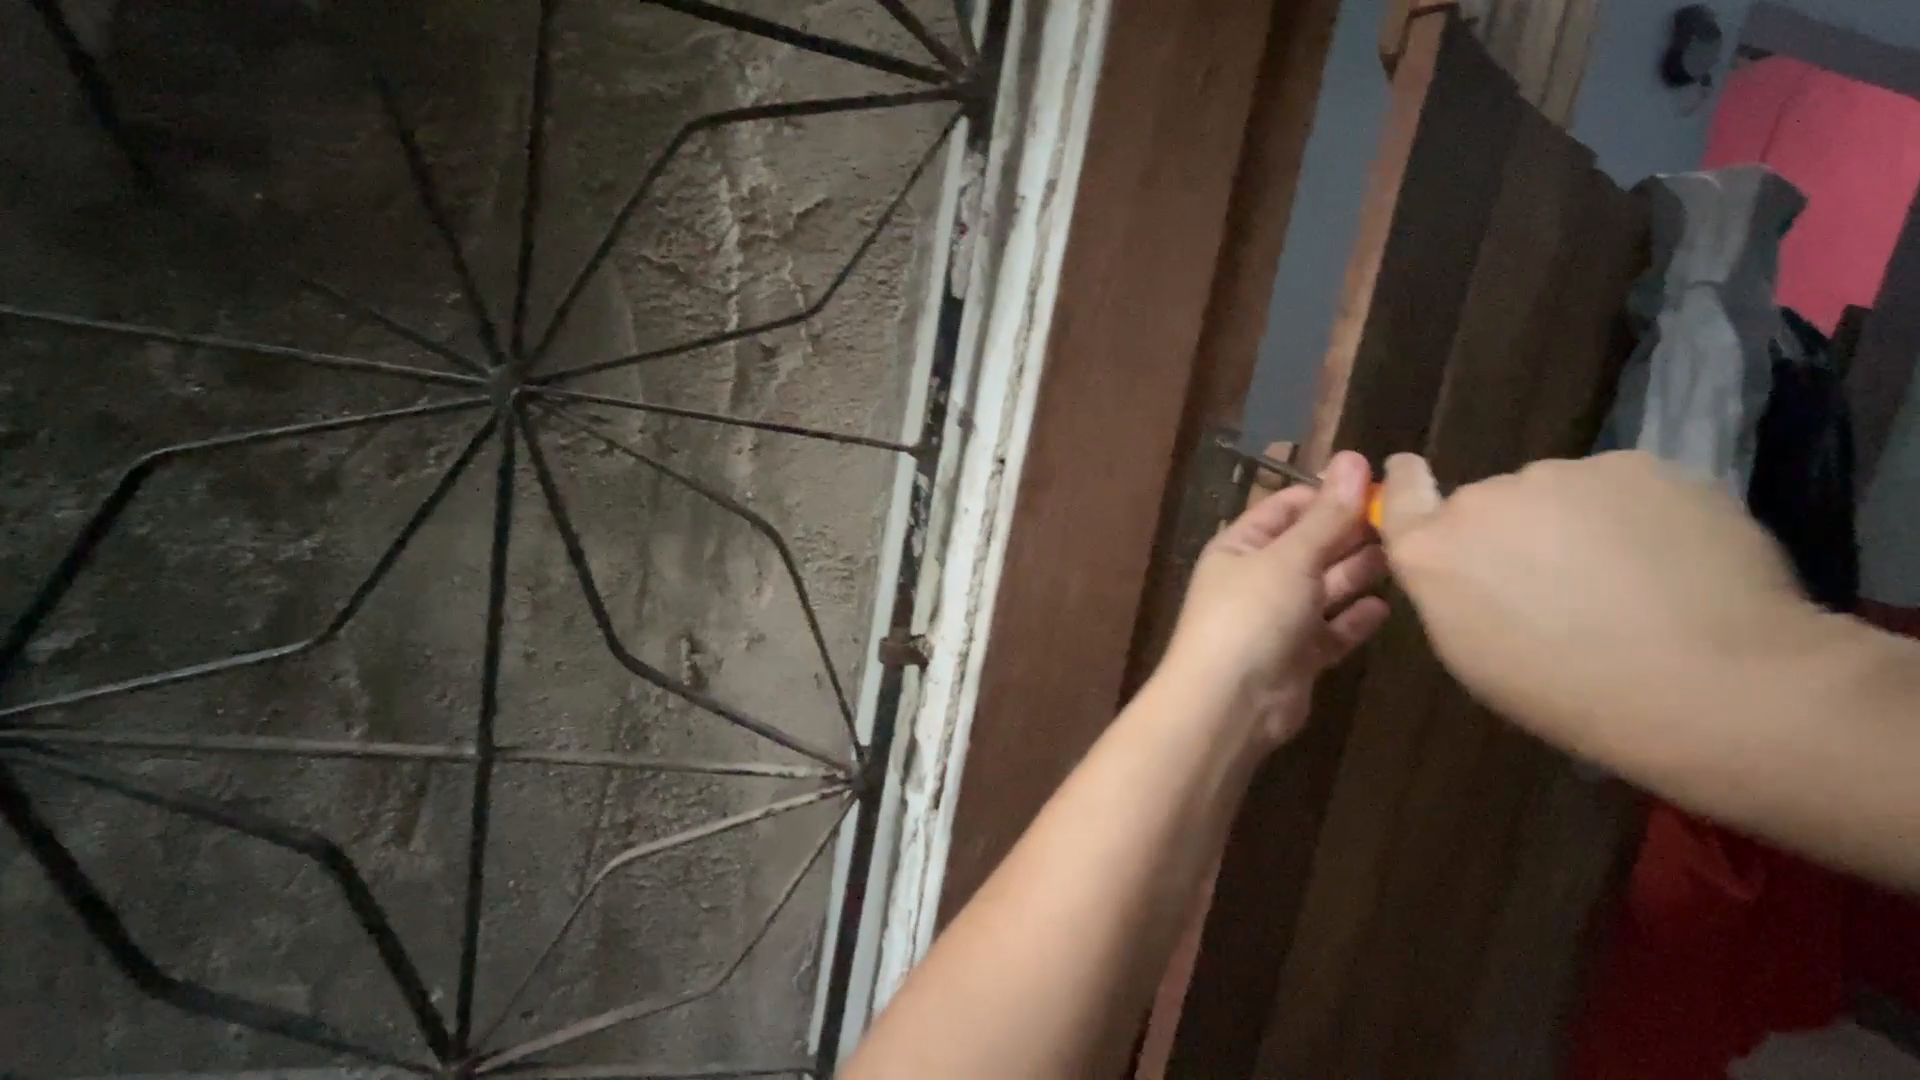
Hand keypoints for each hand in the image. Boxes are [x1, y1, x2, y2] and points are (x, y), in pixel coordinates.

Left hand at [1161, 451, 1390, 747]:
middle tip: (1404, 520)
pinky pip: (1332, 630)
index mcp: (1240, 546)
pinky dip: (1355, 619)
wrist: (1231, 702)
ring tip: (1402, 555)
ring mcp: (1278, 619)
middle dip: (1350, 532)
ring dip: (1358, 572)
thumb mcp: (1290, 557)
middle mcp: (1257, 578)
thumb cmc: (1251, 614)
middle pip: (1310, 546)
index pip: (1286, 508)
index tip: (1379, 485)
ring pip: (1325, 587)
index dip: (1327, 495)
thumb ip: (1327, 515)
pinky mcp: (1299, 657)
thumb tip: (1354, 459)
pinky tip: (1384, 607)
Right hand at [1377, 450, 1814, 759]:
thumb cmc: (1567, 691)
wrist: (1709, 684)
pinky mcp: (1637, 465)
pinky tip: (1670, 560)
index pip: (1399, 495)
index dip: (1405, 482)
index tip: (1409, 471)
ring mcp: (1560, 476)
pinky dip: (1635, 514)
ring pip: (1557, 493)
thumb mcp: (1472, 652)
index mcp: (1432, 551)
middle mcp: (1483, 500)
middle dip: (1512, 531)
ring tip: (1628, 577)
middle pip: (1488, 504)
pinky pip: (1620, 486)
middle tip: (1558, 582)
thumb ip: (1452, 588)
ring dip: (1574, 522)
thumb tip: (1469, 562)